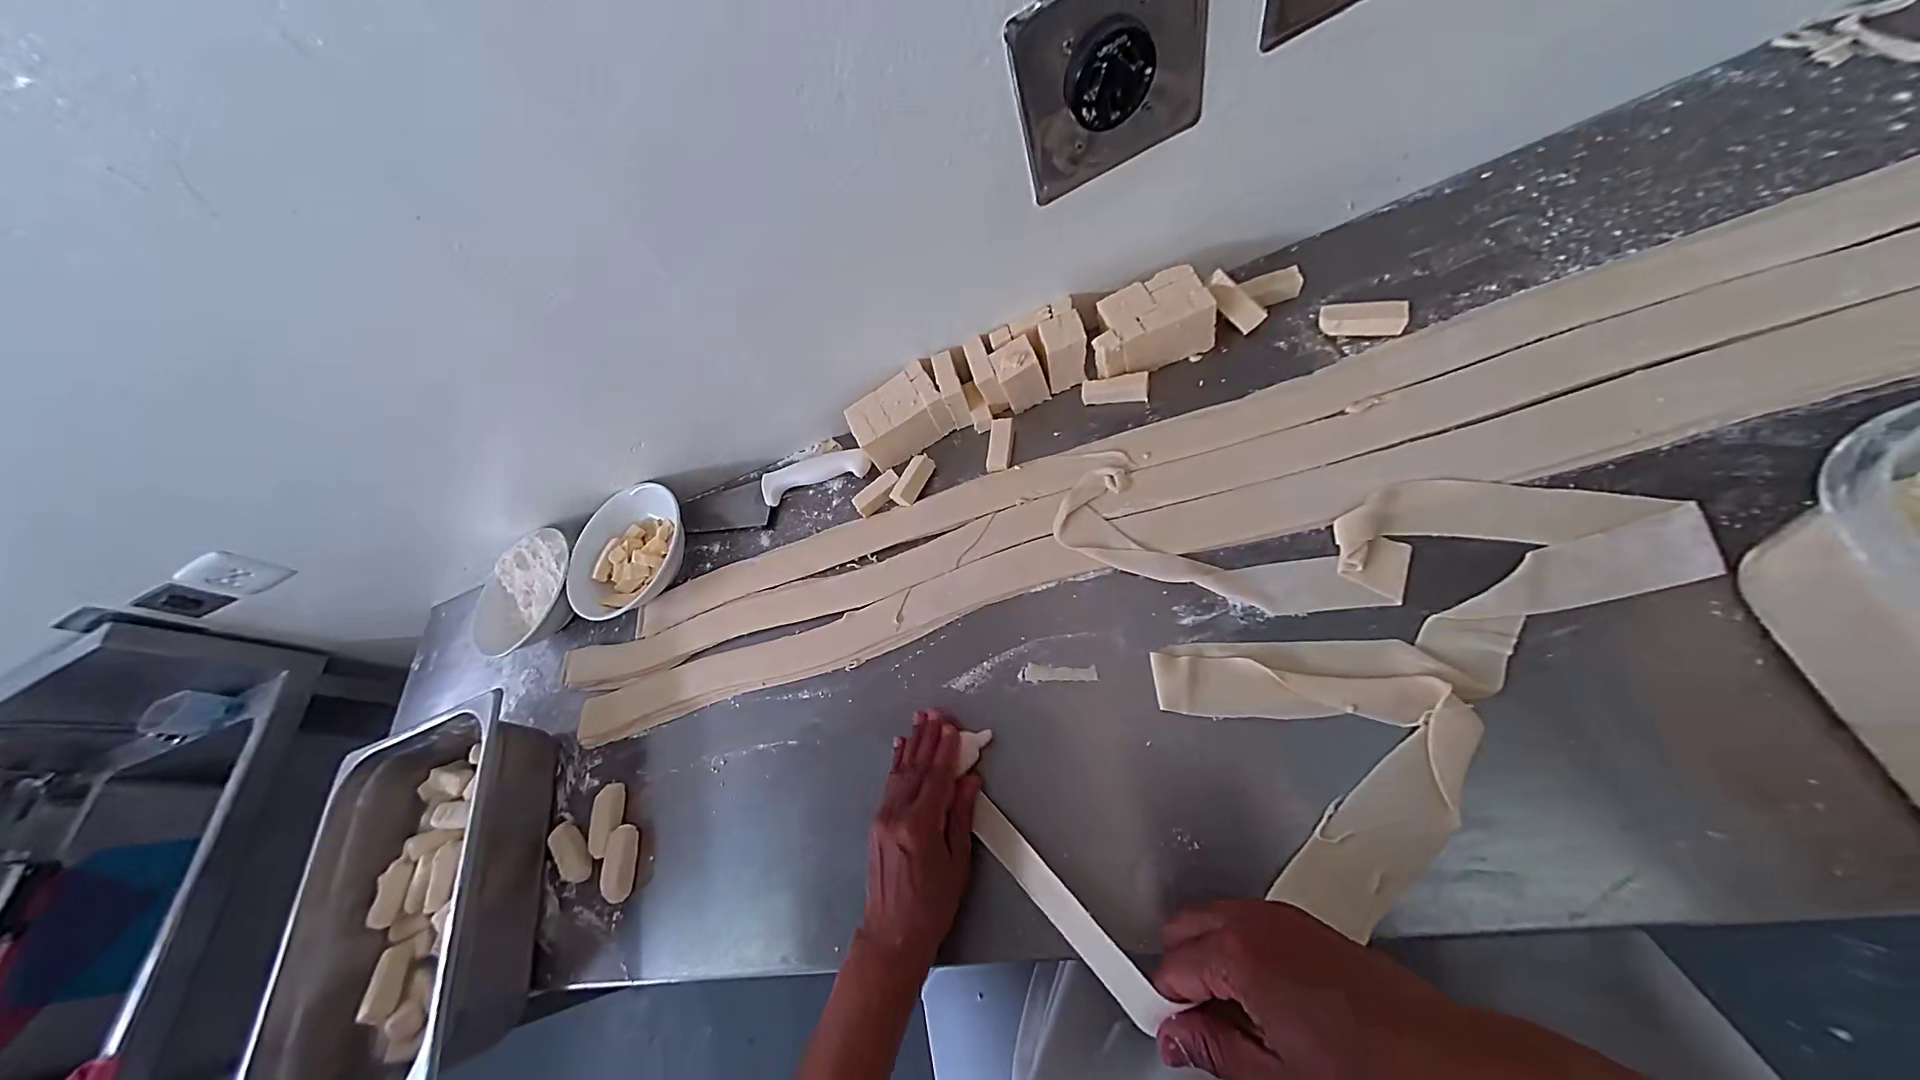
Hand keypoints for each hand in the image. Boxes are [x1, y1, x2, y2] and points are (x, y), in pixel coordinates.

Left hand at [857, 710, 981, 967]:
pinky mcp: (876, 822)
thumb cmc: (930, 906)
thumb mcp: (958, 862)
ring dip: (913, 743)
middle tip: (937, 713)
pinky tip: (901, 748)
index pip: (937, 777)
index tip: (954, 728)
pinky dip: (897, 762)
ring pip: (901, 771)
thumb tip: (969, 781)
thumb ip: (961, 815)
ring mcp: (882, 818)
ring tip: (921, 720)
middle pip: (917, 767)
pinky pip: (889, 784)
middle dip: (929, 737)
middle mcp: (896, 816)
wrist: (892, 934)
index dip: (947, 750)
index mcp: (919, 827)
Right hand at [1152, 899, 1454, 1077]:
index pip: (1169, 966)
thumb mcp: (1274, 1077)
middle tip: (1197, 1021)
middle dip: (1179, 969)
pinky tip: (1266, 995)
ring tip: (1237, 1013)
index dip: (1163, 1003)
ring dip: (1208, 955)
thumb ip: (1212, 1050)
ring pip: (1213, 919)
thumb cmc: (1371, 1068)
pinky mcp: (1303, 919)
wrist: (1442, 1058)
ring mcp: (1280, 915)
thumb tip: (1179, 1038)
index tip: (1170, 1028)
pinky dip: (1239, 946)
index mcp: (1237, 954)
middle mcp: (1254, 921)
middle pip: (1182, 927)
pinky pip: (1247, 920)